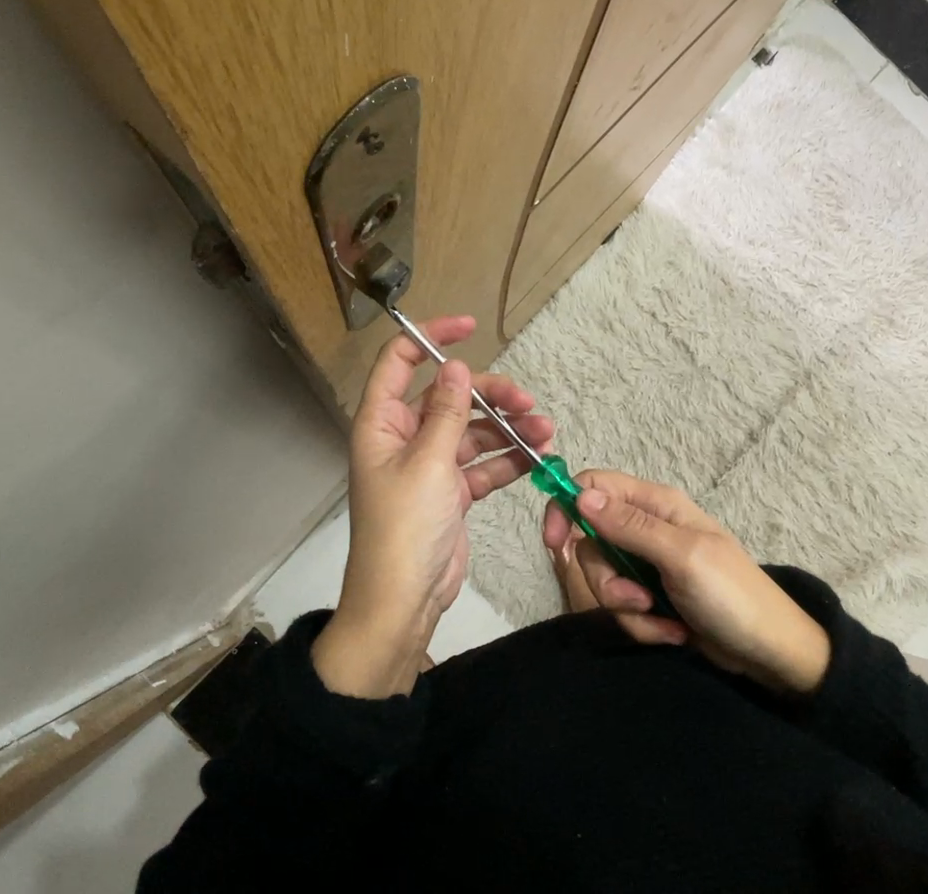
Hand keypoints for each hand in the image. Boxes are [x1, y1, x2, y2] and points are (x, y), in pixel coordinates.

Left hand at [313, 315, 552, 697]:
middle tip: (528, 403)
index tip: (469, 327)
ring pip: (473, 431)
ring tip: (545, 431)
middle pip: (450, 398)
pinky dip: (509, 460)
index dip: (430, 339)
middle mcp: (405, 438)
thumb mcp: (428, 463)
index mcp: (382, 423)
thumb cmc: (404, 528)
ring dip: (508, 429)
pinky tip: (538, 457)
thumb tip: (455, 365)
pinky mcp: (453, 492)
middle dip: (490, 397)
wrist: (404, 600)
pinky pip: (484, 464)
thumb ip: (446, 412)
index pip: (399, 363)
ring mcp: (430, 466)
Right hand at [542, 470, 829, 694]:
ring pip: (604, 579)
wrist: (769, 653)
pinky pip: (623, 607)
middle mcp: (648, 529)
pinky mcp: (651, 598)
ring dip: (628, 608)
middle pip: (591, 541)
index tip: (556, 542)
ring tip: (664, 620)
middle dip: (606, 579)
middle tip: (637, 599)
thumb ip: (630, 526)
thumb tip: (580, 494)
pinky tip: (672, 632)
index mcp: (658, 505)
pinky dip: (643, 625)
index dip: (567, 507)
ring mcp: (648, 565)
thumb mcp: (682, 556)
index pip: (594, 486)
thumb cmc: (733, 596)